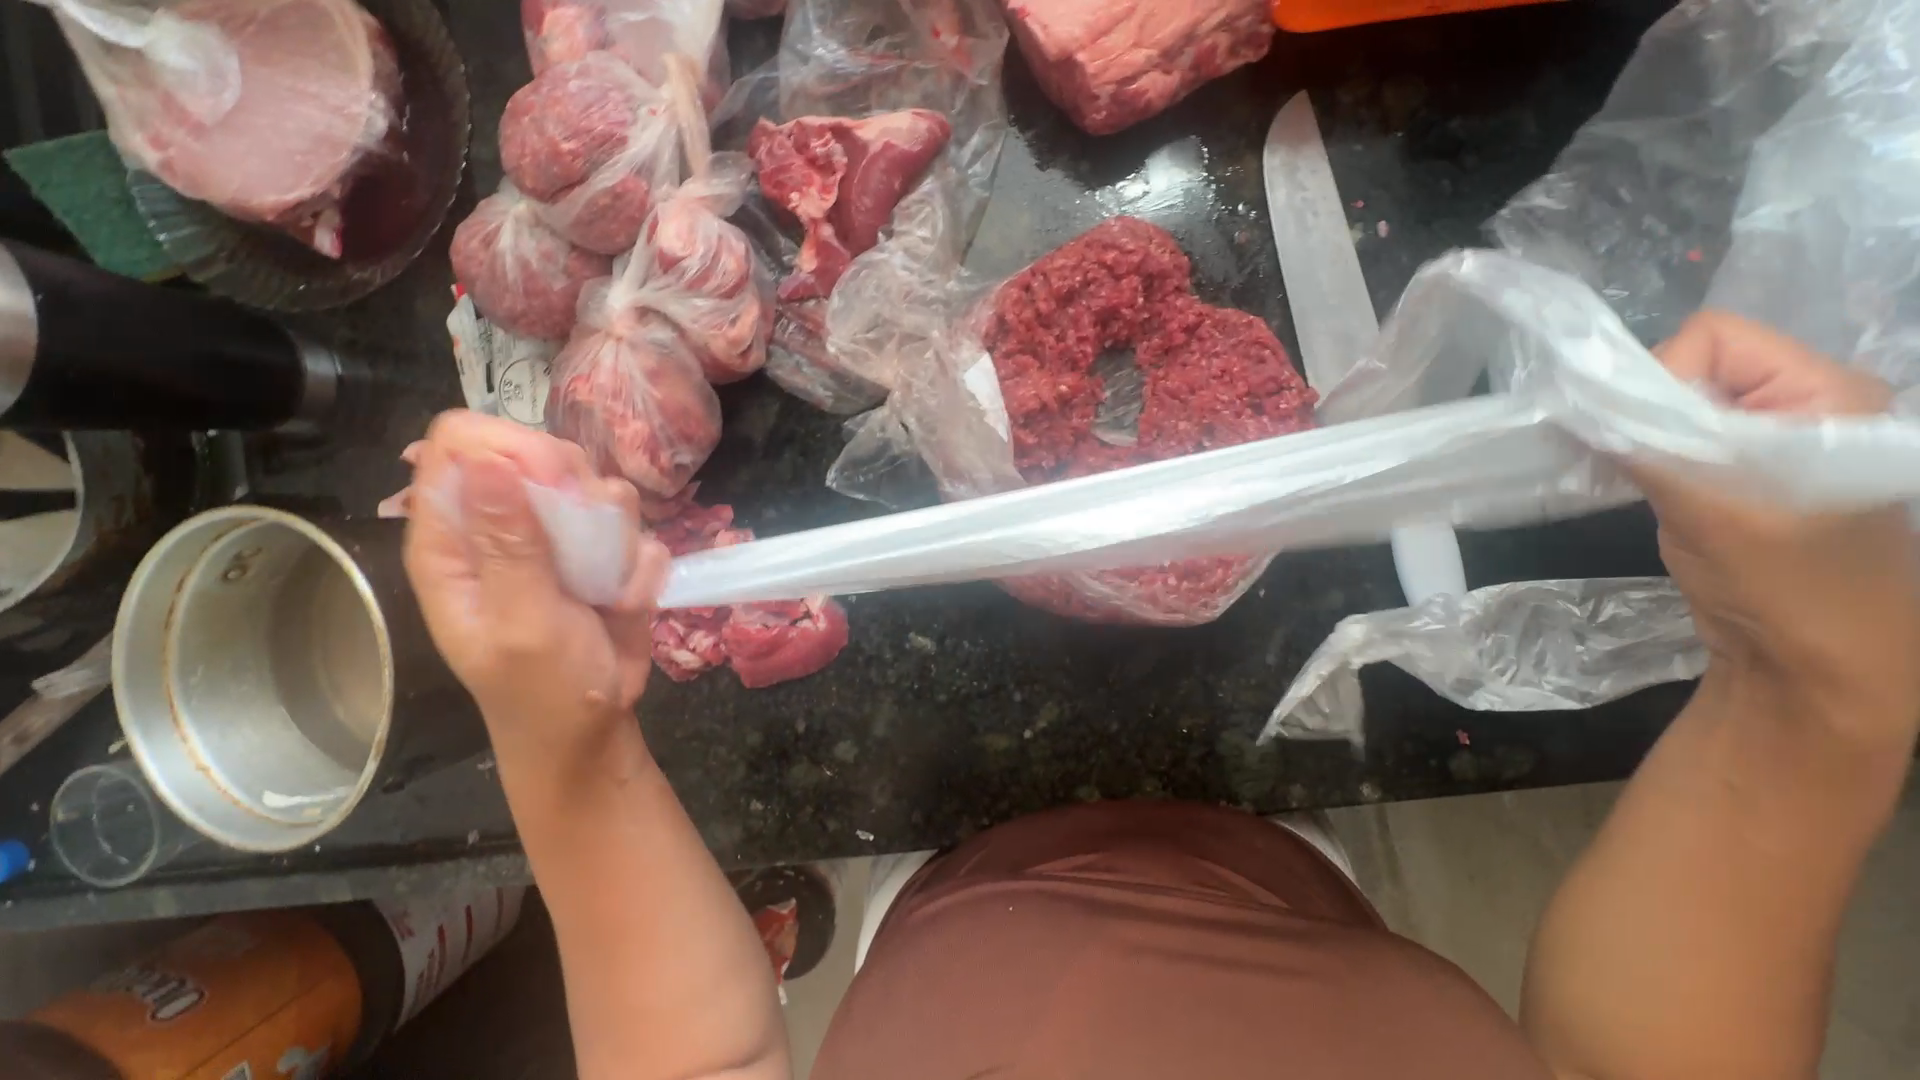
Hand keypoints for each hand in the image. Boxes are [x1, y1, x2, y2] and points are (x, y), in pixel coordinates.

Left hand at [402, 411, 671, 761]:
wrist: (595, 727)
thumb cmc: (539, 689)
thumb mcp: (519, 622)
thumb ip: (508, 543)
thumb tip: (486, 458)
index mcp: (453, 540)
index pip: (461, 446)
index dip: (511, 451)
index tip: (553, 487)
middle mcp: (503, 527)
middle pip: (538, 454)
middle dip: (574, 491)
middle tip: (586, 542)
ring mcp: (558, 538)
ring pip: (596, 486)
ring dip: (615, 534)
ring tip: (605, 584)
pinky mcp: (606, 554)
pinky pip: (636, 530)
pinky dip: (639, 566)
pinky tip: (625, 602)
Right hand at [1633, 313, 1919, 736]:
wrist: (1812, 664)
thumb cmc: (1786, 583)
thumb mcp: (1711, 508)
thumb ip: (1645, 446)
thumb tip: (1570, 402)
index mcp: (1823, 393)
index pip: (1715, 337)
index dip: (1662, 375)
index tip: (1643, 435)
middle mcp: (1799, 403)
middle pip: (1691, 366)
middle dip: (1644, 408)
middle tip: (1631, 460)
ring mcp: (1767, 440)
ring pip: (1675, 405)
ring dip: (1640, 435)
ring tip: (1636, 478)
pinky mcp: (1734, 471)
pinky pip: (1674, 437)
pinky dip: (1642, 455)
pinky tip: (1637, 486)